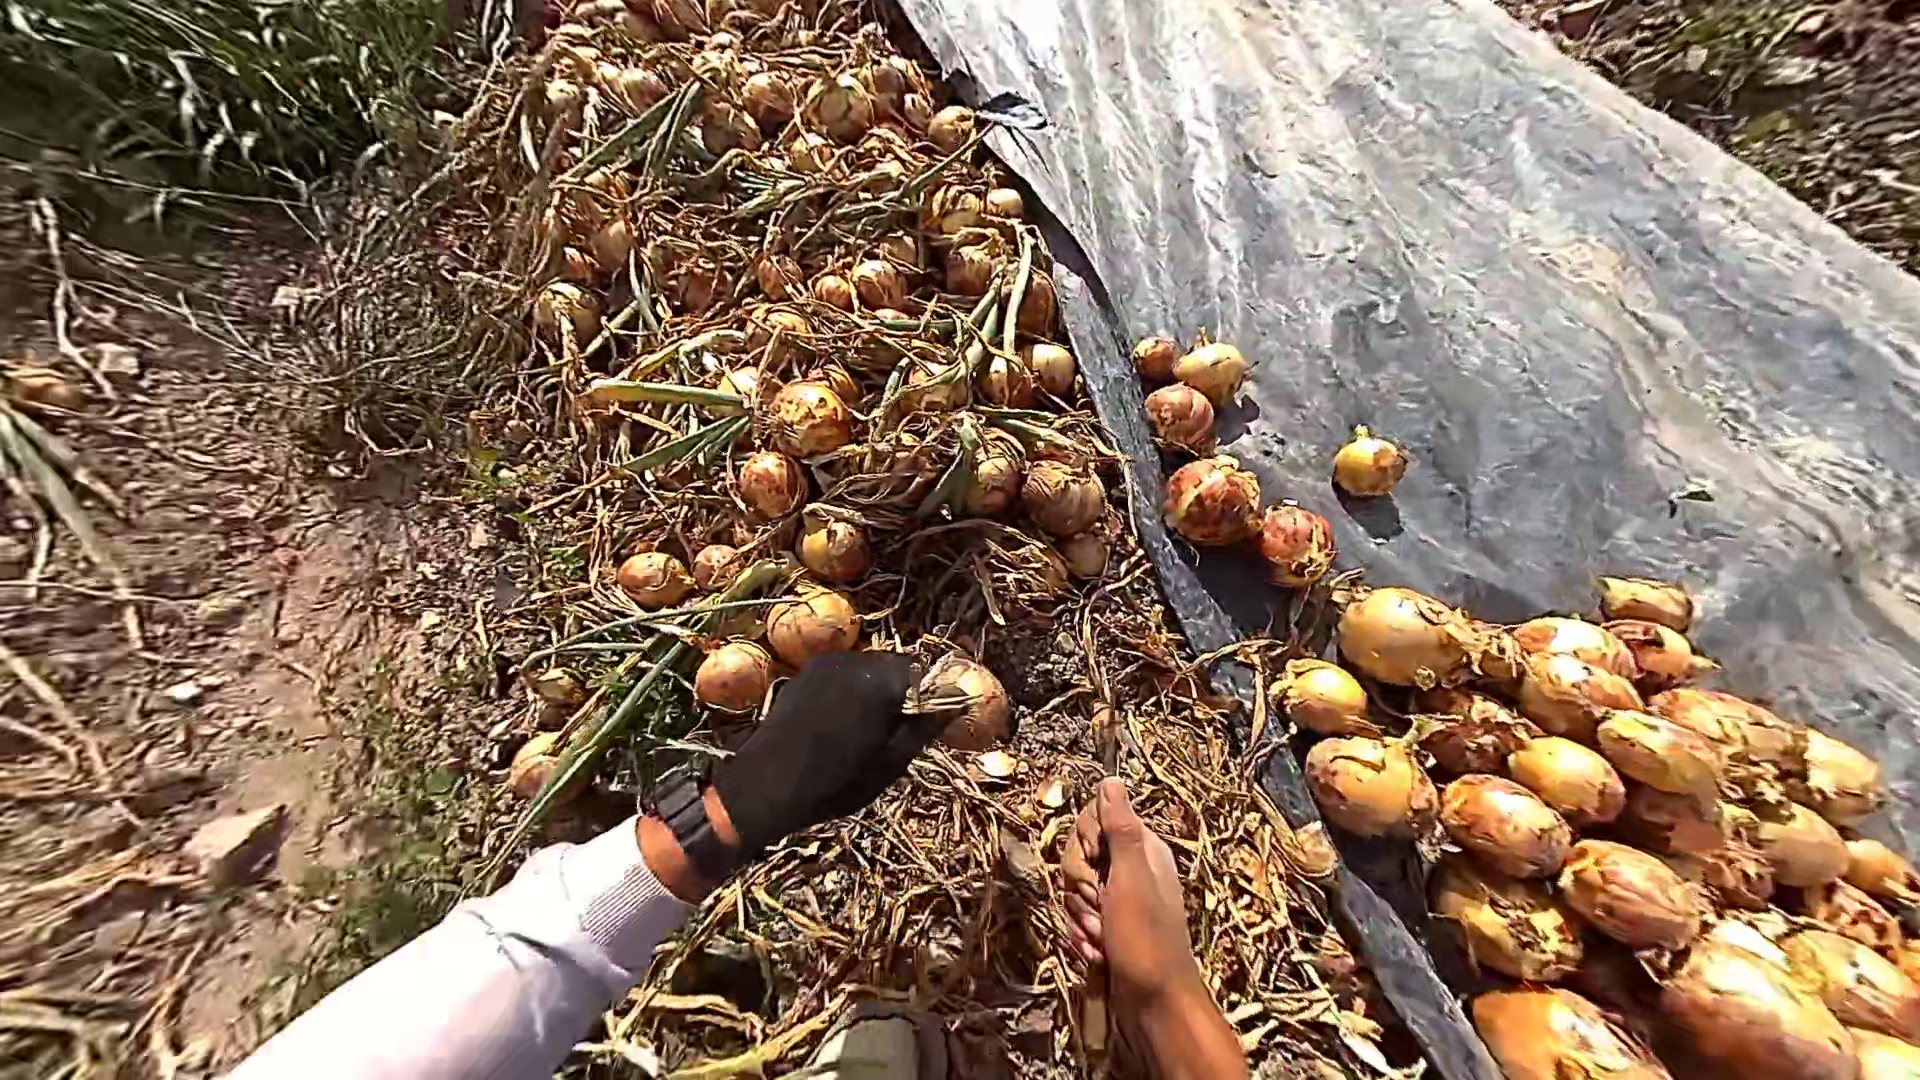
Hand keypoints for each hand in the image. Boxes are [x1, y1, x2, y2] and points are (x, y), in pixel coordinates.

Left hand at [712, 650, 940, 857]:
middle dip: (904, 691)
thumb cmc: (834, 782)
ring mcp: (830, 662)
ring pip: (871, 668)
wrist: (764, 786)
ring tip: (868, 726)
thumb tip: (955, 705)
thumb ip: (924, 728)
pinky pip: (846, 672)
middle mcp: (857, 660)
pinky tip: (842, 719)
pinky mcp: (810, 669)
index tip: (926, 722)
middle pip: (898, 666)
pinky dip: (853, 688)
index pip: (925, 674)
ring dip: (878, 688)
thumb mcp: (890, 763)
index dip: (931, 697)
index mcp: (882, 682)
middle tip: (898, 727)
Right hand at [1062, 779, 1247, 1079]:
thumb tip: (1111, 778)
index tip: (1097, 863)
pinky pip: (1077, 912)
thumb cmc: (1147, 941)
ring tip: (1100, 936)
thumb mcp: (1132, 879)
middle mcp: (1130, 866)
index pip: (1094, 816)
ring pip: (1074, 883)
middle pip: (1079, 850)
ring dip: (1079, 912)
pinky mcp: (1107, 922)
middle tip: (1099, 906)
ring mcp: (1118, 896)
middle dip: (1079, 882)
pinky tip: (1095, 951)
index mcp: (1142, 847)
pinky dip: (1081, 932)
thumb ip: (1121, 828)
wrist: (1155, 1010)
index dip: (1086, 840)